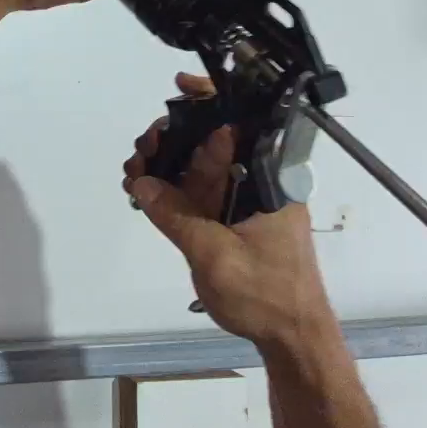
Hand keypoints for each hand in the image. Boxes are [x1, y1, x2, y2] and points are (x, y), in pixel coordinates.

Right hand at [123, 73, 336, 349]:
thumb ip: (176, 215)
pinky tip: (142, 188)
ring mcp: (239, 200)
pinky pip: (194, 190)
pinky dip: (167, 185)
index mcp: (267, 181)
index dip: (209, 99)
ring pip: (197, 164)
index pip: (240, 123)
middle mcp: (255, 182)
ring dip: (163, 161)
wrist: (292, 340)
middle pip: (210, 139)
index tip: (179, 87)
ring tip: (134, 172)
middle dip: (172, 135)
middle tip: (142, 151)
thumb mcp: (215, 255)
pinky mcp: (227, 218)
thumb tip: (141, 182)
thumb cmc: (265, 295)